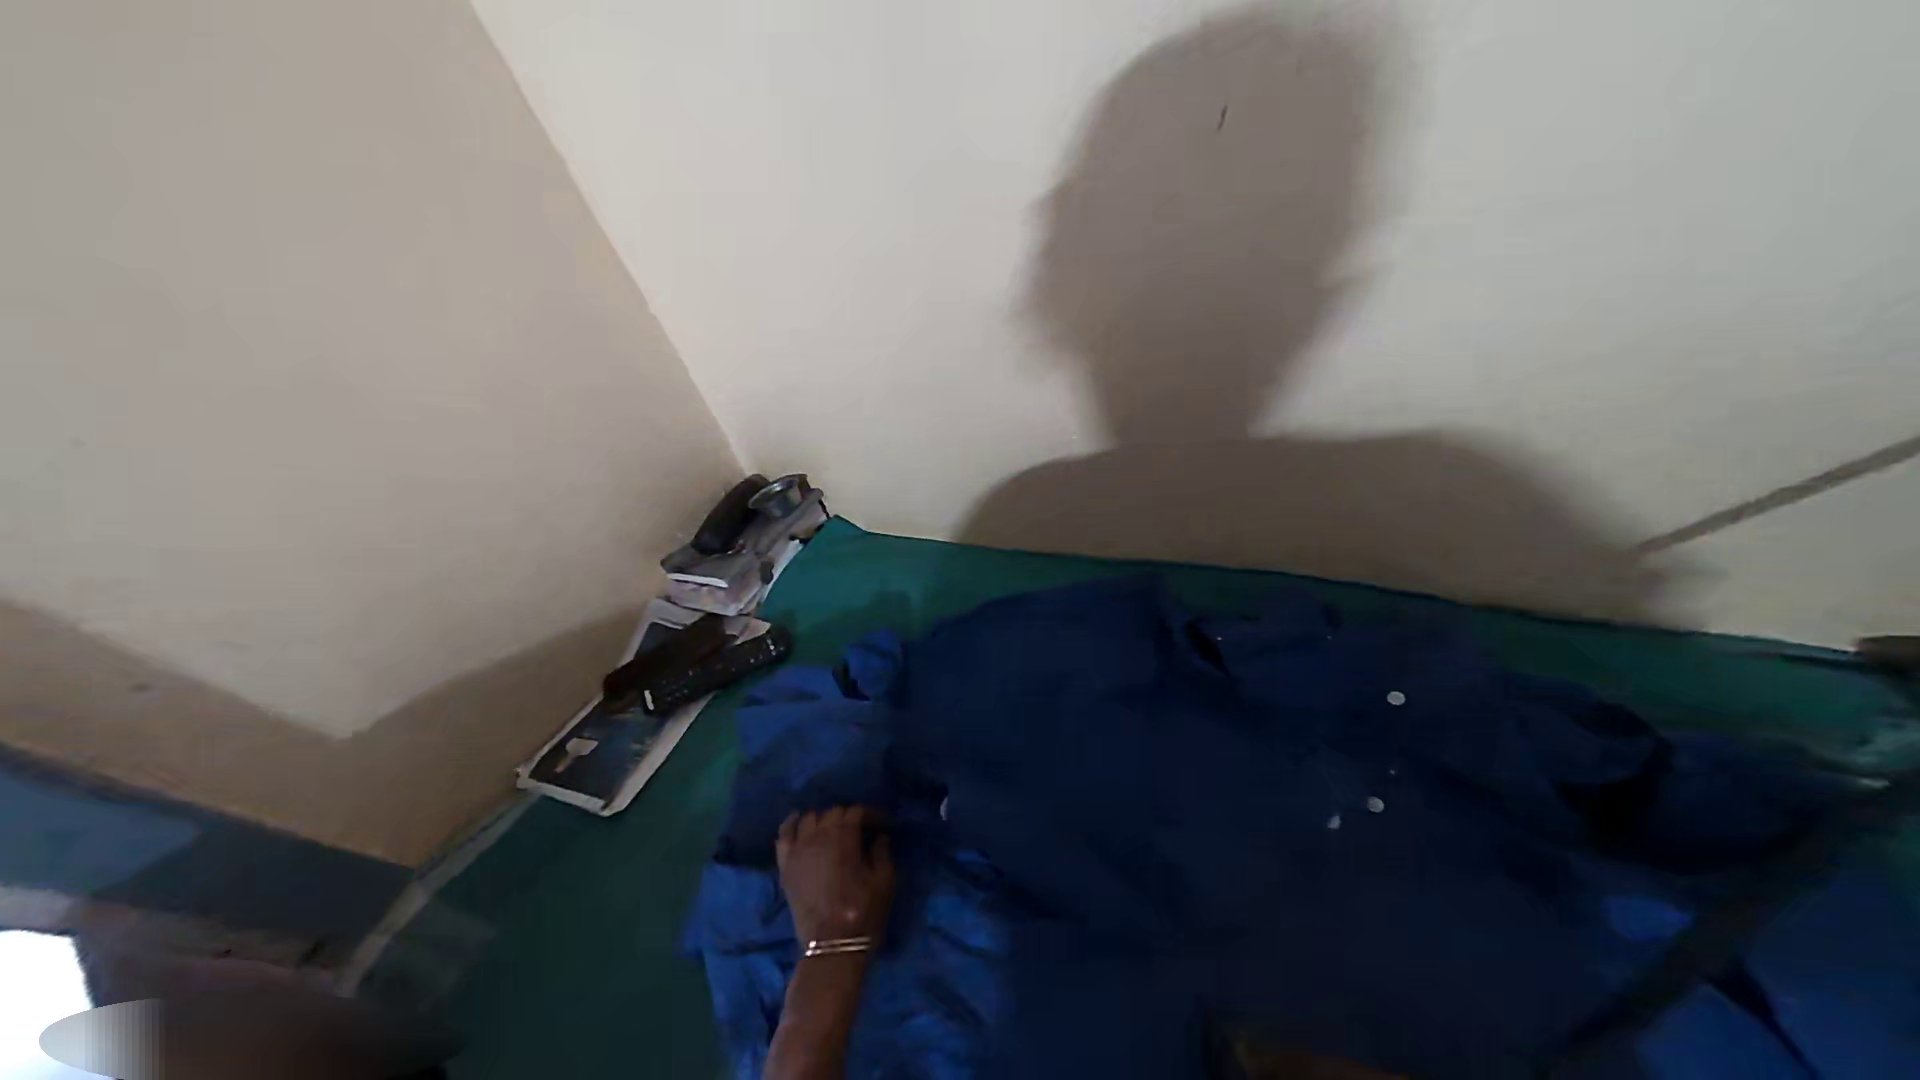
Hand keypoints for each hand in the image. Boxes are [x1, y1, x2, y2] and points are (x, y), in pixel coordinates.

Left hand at [775, 806, 894, 944]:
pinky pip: (784, 835)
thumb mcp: (885, 881)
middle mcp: (818, 835)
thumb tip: (880, 836)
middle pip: (833, 812)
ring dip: (823, 818)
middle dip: (848, 816)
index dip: (871, 814)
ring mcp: (798, 849)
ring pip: (809, 819)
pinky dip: (791, 824)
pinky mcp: (785, 865)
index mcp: (844, 836)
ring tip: (831, 828)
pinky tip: (798, 822)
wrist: (832, 947)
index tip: (882, 823)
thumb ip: (883, 852)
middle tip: (860, 828)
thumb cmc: (863, 912)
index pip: (857, 811)